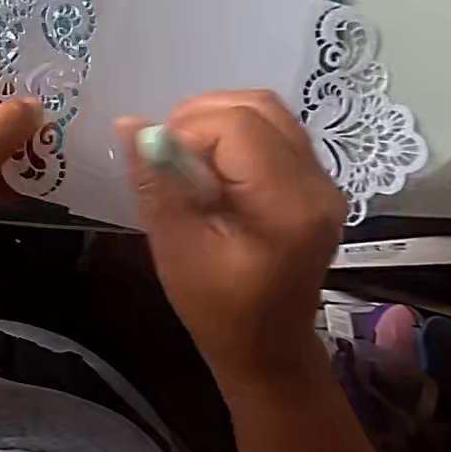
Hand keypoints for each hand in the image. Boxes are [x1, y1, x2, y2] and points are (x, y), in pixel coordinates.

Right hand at [116, 91, 346, 393]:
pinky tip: (207, 165)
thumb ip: (155, 181)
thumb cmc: (216, 306)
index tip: (158, 166)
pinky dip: (231, 133)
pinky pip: (271, 132)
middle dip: (199, 118)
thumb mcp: (174, 244)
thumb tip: (130, 125)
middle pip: (258, 107)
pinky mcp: (311, 183)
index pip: (237, 127)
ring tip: (183, 156)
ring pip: (267, 111)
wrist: (265, 345)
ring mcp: (321, 181)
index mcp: (288, 203)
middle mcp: (317, 183)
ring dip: (215, 121)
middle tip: (166, 153)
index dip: (185, 133)